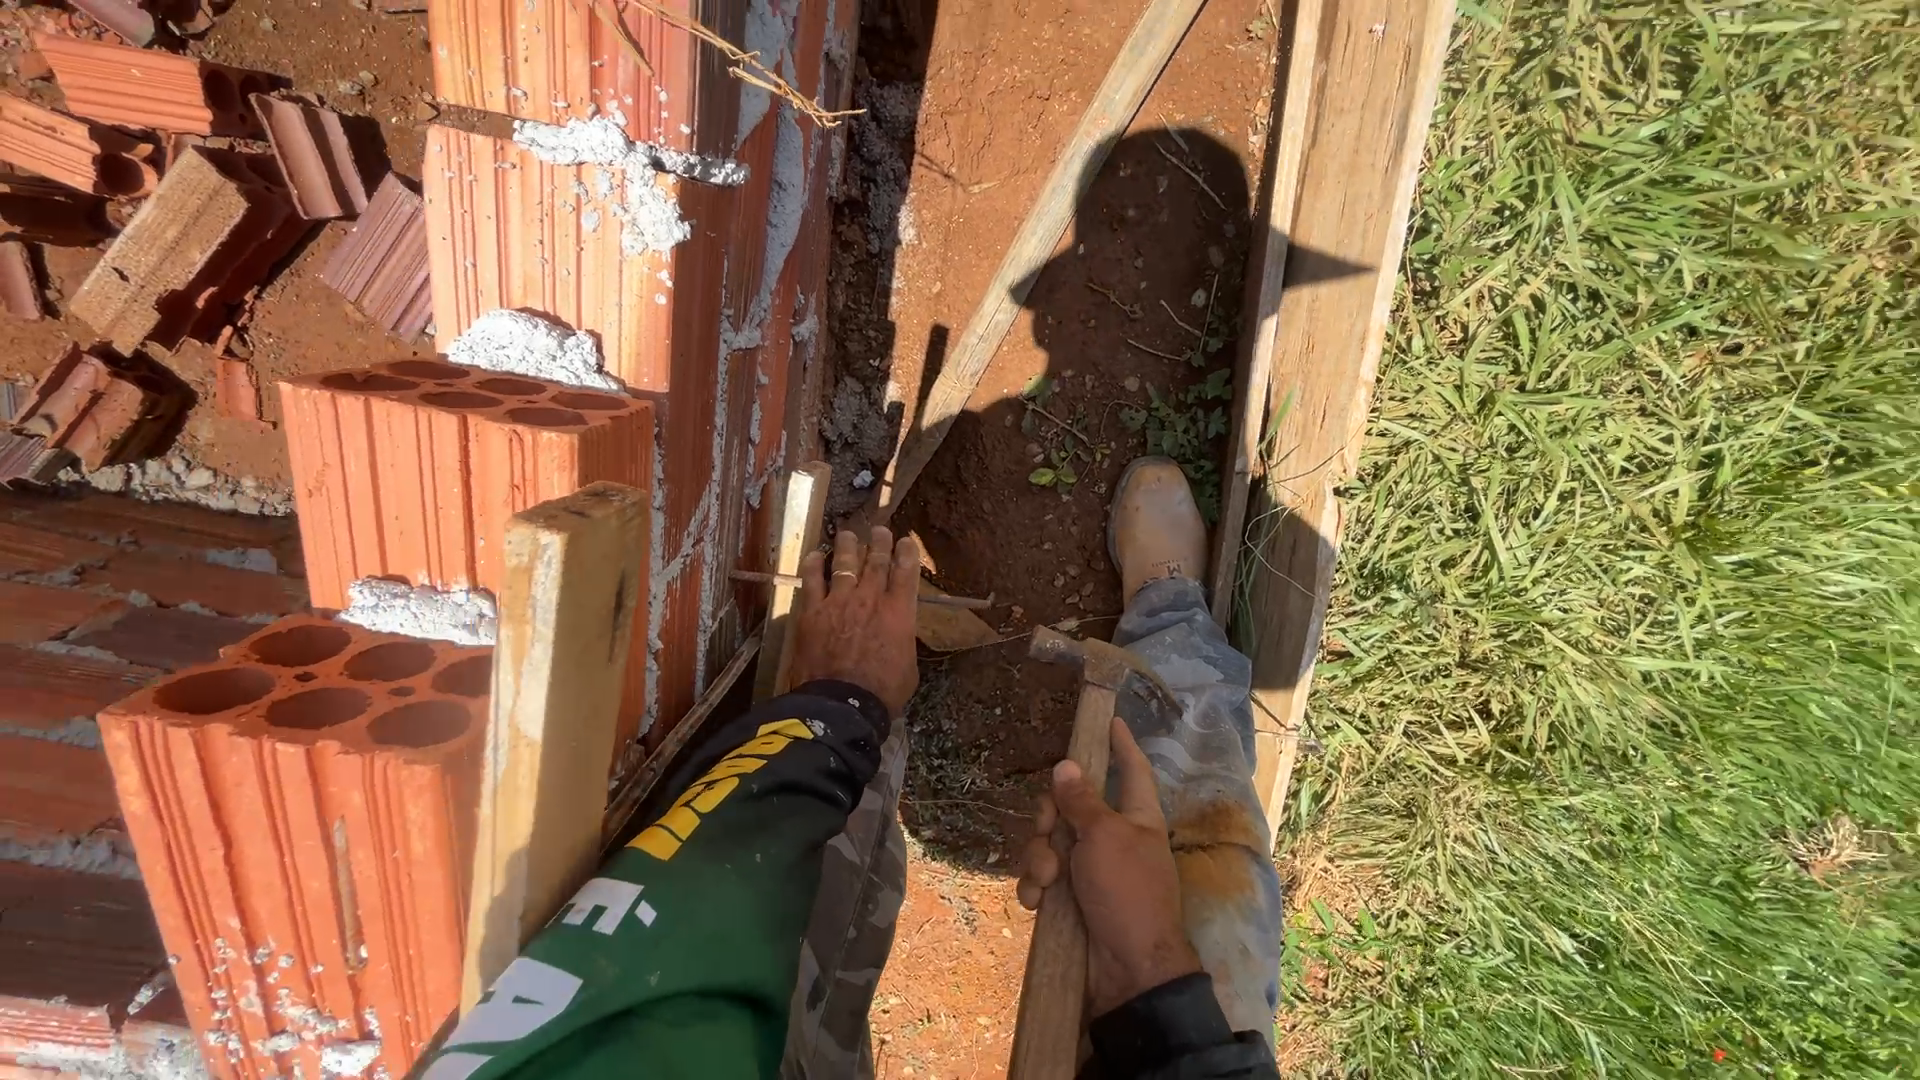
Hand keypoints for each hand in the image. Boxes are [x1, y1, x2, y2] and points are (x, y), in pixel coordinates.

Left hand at [788, 526, 920, 717]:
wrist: (841, 703)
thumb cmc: (882, 692)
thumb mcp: (908, 666)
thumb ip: (902, 641)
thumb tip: (897, 634)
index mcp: (900, 611)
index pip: (906, 571)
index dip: (906, 552)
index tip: (905, 541)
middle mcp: (871, 598)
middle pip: (876, 560)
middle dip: (879, 541)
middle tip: (879, 530)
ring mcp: (839, 601)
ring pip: (845, 563)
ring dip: (848, 545)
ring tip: (847, 533)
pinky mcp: (813, 611)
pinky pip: (812, 580)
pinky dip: (814, 565)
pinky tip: (815, 555)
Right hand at [1018, 718, 1201, 1014]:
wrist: (1126, 972)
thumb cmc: (1128, 892)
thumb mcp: (1105, 837)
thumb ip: (1081, 800)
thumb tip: (1066, 765)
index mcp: (1136, 817)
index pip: (1132, 769)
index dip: (1122, 744)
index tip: (1112, 719)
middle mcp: (1112, 837)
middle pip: (1071, 803)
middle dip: (1050, 816)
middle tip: (1049, 829)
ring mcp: (1090, 869)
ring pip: (1049, 841)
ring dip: (1040, 857)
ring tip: (1048, 880)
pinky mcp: (1070, 898)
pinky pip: (1042, 876)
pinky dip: (1036, 886)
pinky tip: (1037, 901)